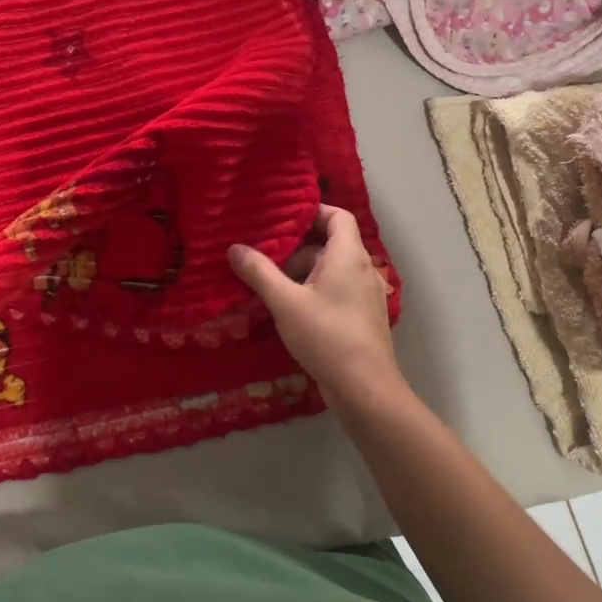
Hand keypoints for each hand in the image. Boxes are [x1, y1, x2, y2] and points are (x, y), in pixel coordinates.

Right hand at [228, 204, 401, 404]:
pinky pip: (338, 291)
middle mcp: (363, 269)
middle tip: (267, 262)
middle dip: (297, 251)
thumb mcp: (284, 301)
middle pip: (330, 244)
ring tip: (274, 290)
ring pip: (332, 270)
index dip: (312, 212)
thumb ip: (259, 272)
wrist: (365, 388)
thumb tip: (234, 248)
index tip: (282, 221)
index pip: (337, 216)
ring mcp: (367, 295)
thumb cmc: (326, 336)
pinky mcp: (364, 317)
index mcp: (349, 256)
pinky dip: (316, 292)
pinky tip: (294, 312)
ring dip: (304, 274)